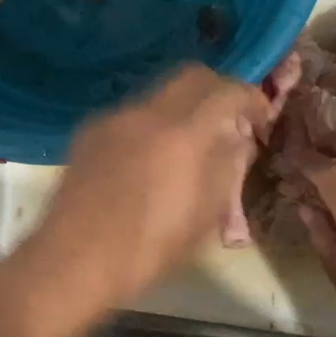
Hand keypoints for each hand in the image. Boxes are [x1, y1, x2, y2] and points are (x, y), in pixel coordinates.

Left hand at [32, 64, 268, 307]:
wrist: (73, 261)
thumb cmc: (148, 249)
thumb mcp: (205, 217)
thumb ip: (227, 167)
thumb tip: (237, 139)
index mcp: (182, 134)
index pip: (227, 91)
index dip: (251, 98)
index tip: (262, 116)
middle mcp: (147, 113)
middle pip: (192, 76)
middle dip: (218, 90)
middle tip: (230, 118)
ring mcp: (114, 118)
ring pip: (160, 94)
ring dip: (183, 109)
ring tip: (188, 146)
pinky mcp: (89, 131)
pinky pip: (132, 115)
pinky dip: (151, 125)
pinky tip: (148, 161)